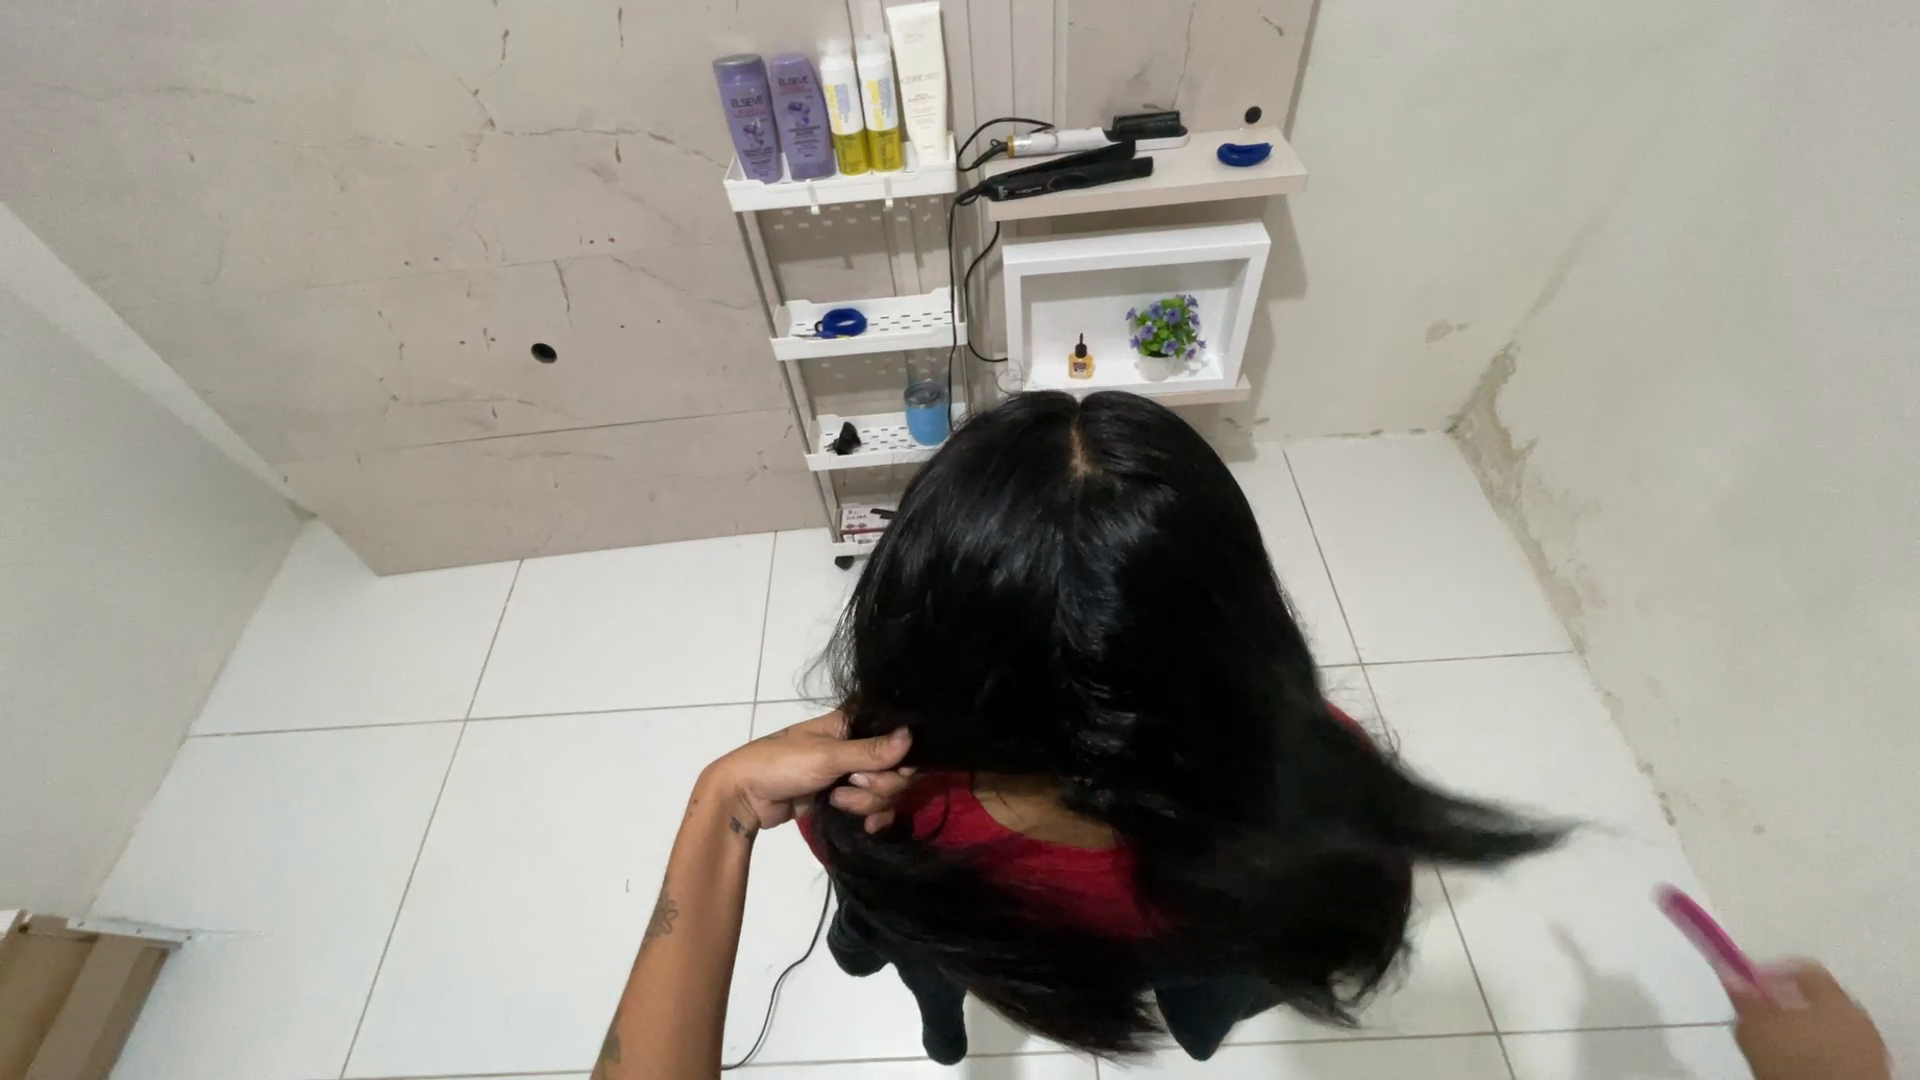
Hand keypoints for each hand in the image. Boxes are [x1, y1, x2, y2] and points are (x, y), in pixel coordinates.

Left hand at [703, 711, 913, 834]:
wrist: (745, 797)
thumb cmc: (781, 763)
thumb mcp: (827, 756)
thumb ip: (871, 751)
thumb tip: (911, 735)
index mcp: (854, 722)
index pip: (899, 735)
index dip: (901, 757)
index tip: (888, 770)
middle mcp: (860, 743)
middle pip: (897, 768)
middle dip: (878, 786)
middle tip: (848, 786)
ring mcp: (854, 772)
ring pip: (887, 790)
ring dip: (866, 802)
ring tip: (836, 801)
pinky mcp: (848, 796)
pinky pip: (877, 807)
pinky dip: (874, 817)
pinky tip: (865, 825)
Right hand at [1729, 961, 1888, 1079]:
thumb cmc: (1793, 1057)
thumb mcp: (1754, 1025)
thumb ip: (1744, 997)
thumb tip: (1732, 977)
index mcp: (1835, 1000)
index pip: (1805, 969)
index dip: (1773, 969)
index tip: (1748, 978)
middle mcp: (1859, 1017)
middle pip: (1821, 997)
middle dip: (1791, 998)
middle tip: (1763, 1005)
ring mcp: (1871, 1046)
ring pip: (1831, 1022)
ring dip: (1804, 1022)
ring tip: (1777, 1031)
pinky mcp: (1871, 1068)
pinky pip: (1840, 1043)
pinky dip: (1818, 1041)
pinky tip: (1796, 1050)